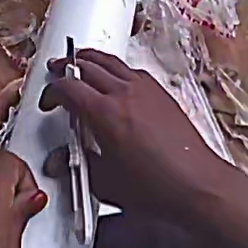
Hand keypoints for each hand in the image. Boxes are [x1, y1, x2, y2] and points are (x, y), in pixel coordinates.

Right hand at [40, 49, 244, 225]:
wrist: (197, 185)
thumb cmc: (158, 188)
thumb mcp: (106, 182)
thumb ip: (78, 166)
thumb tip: (60, 162)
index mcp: (105, 113)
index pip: (68, 87)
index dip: (52, 92)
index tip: (49, 102)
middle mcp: (123, 93)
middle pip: (86, 66)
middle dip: (66, 67)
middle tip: (57, 72)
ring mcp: (143, 89)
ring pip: (108, 61)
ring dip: (89, 59)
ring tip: (79, 61)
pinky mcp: (159, 92)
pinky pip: (130, 69)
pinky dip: (114, 67)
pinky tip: (113, 76)